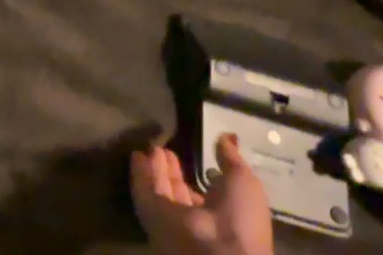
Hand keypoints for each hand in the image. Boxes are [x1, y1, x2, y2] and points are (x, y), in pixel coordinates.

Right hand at [129, 135, 274, 254]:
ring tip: (152, 145)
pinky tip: (137, 154)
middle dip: (172, 169)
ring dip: (155, 167)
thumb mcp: (245, 183)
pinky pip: (143, 188)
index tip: (191, 154)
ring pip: (160, 187)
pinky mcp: (149, 211)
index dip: (198, 174)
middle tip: (165, 146)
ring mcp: (170, 215)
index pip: (206, 193)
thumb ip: (232, 160)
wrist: (220, 246)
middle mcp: (195, 216)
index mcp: (223, 214)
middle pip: (179, 189)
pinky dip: (139, 172)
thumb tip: (224, 138)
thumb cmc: (241, 217)